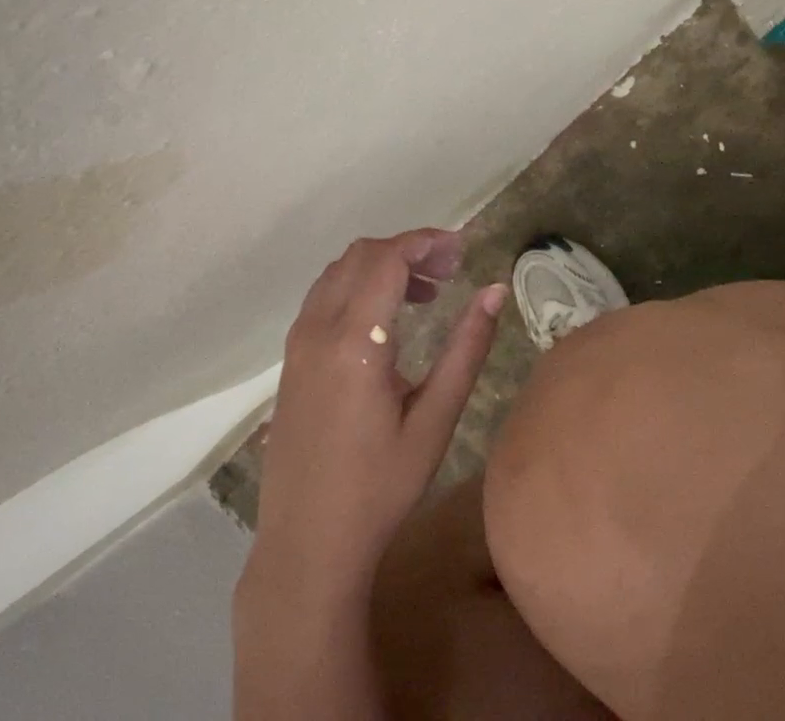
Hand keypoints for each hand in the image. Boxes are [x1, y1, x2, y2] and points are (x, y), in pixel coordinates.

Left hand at [249, 228, 506, 592]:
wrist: (308, 542)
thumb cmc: (381, 486)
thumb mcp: (436, 418)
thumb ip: (466, 349)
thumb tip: (494, 291)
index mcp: (355, 343)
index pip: (386, 260)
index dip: (426, 242)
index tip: (464, 249)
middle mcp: (316, 332)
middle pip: (358, 256)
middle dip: (407, 249)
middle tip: (452, 270)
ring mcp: (296, 347)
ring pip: (335, 274)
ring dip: (381, 267)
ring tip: (427, 293)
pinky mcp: (290, 364)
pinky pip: (322, 300)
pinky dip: (358, 289)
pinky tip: (389, 322)